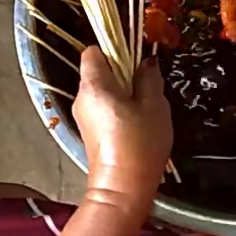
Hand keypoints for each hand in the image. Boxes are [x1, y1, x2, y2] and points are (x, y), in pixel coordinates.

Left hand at [73, 46, 172, 207]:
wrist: (122, 187)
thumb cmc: (139, 143)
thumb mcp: (154, 106)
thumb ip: (149, 78)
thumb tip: (146, 62)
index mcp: (94, 85)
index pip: (93, 51)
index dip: (113, 49)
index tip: (133, 57)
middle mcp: (81, 97)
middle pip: (96, 71)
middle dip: (120, 71)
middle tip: (145, 82)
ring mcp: (82, 115)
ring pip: (100, 90)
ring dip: (120, 91)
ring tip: (144, 105)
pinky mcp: (88, 130)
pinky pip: (100, 107)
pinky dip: (116, 107)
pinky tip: (136, 121)